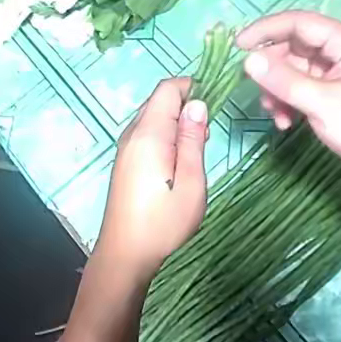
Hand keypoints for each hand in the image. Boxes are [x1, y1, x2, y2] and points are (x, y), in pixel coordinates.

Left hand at [93, 77, 209, 279]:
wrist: (125, 254)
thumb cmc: (163, 222)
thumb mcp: (191, 182)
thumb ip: (193, 140)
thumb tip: (198, 104)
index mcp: (149, 135)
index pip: (167, 89)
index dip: (193, 87)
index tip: (215, 104)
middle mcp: (133, 134)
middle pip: (160, 100)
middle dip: (187, 105)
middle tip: (207, 135)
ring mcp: (126, 147)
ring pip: (154, 116)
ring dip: (178, 121)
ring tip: (197, 150)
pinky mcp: (126, 161)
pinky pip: (148, 132)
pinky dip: (167, 134)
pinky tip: (180, 160)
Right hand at [237, 12, 340, 179]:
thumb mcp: (321, 103)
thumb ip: (284, 81)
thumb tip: (249, 61)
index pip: (299, 23)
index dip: (267, 30)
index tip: (239, 45)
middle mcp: (340, 50)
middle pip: (293, 46)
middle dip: (272, 69)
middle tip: (257, 90)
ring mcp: (336, 70)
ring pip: (294, 68)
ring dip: (278, 89)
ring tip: (274, 113)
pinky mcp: (332, 89)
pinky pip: (301, 84)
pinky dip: (289, 99)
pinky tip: (286, 121)